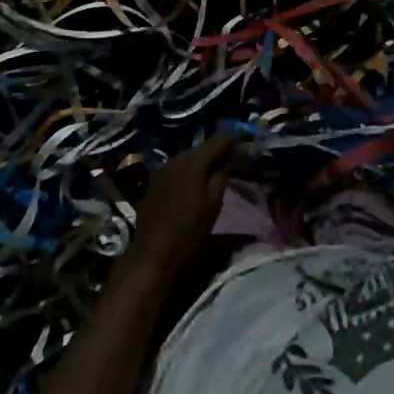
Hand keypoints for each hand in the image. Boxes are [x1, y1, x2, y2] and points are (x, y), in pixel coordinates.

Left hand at [123, 132, 235, 279]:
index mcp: (194, 162)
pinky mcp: (152, 183)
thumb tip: (225, 161)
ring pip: (186, 158)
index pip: (218, 140)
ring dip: (200, 162)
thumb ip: (221, 177)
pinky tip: (191, 185)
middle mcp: (176, 159)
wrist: (152, 254)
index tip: (242, 142)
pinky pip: (175, 170)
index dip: (231, 139)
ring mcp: (161, 170)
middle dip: (215, 151)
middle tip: (229, 159)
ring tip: (212, 172)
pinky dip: (186, 173)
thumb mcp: (214, 205)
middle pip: (200, 148)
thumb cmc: (189, 232)